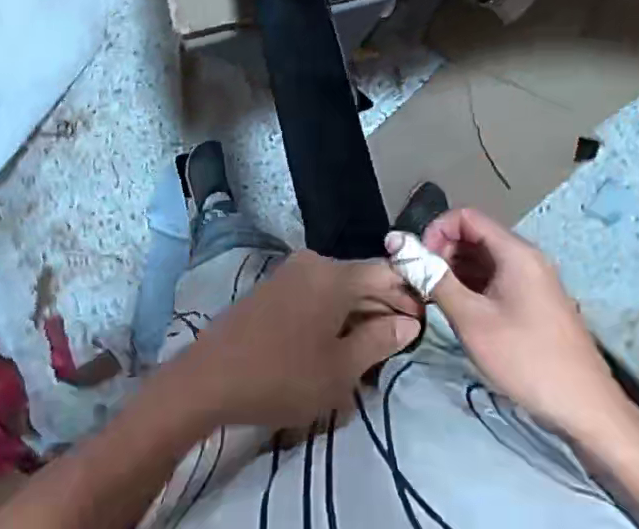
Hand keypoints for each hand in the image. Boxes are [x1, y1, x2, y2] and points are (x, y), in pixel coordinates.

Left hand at [160, 251, 421, 430]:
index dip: (410, 297)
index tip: (426, 327)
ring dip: (361, 312)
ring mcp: (289, 272)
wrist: (212, 376)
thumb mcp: (341, 369)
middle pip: (362, 277)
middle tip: (408, 343)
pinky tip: (342, 340)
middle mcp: (312, 263)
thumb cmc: (284, 376)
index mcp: (333, 274)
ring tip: (378, 348)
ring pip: (339, 286)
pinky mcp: (274, 287)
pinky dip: (335, 312)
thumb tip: (408, 321)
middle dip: (387, 306)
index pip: (386, 272)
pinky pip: (317, 292)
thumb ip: (379, 340)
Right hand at [420, 208, 626, 437]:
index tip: (418, 261)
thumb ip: (432, 277)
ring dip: (454, 271)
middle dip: (442, 252)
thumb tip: (395, 243)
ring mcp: (534, 281)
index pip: (465, 216)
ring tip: (437, 300)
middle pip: (473, 235)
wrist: (588, 412)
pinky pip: (495, 279)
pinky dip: (472, 287)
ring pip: (483, 259)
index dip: (435, 230)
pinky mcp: (535, 303)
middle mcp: (527, 259)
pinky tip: (460, 312)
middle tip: (424, 284)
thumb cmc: (526, 359)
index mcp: (516, 253)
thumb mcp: (470, 318)